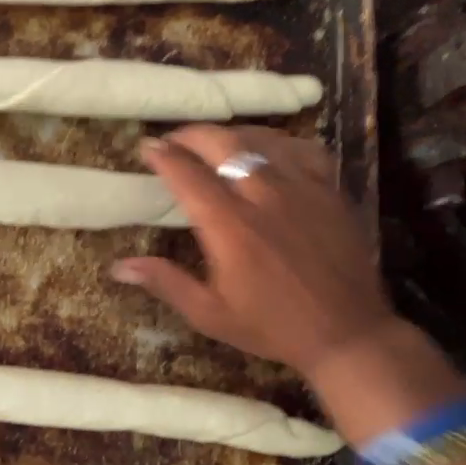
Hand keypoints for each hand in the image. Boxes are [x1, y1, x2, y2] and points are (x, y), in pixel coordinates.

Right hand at [112, 125, 399, 377]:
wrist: (345, 331)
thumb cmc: (271, 327)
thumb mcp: (210, 314)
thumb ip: (166, 283)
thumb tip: (119, 267)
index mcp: (230, 227)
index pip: (189, 176)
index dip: (164, 157)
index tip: (147, 148)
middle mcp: (265, 197)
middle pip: (225, 144)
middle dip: (194, 134)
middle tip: (175, 138)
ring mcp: (303, 188)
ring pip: (263, 140)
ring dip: (232, 133)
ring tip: (214, 140)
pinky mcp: (330, 191)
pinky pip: (302, 149)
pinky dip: (278, 143)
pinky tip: (269, 151)